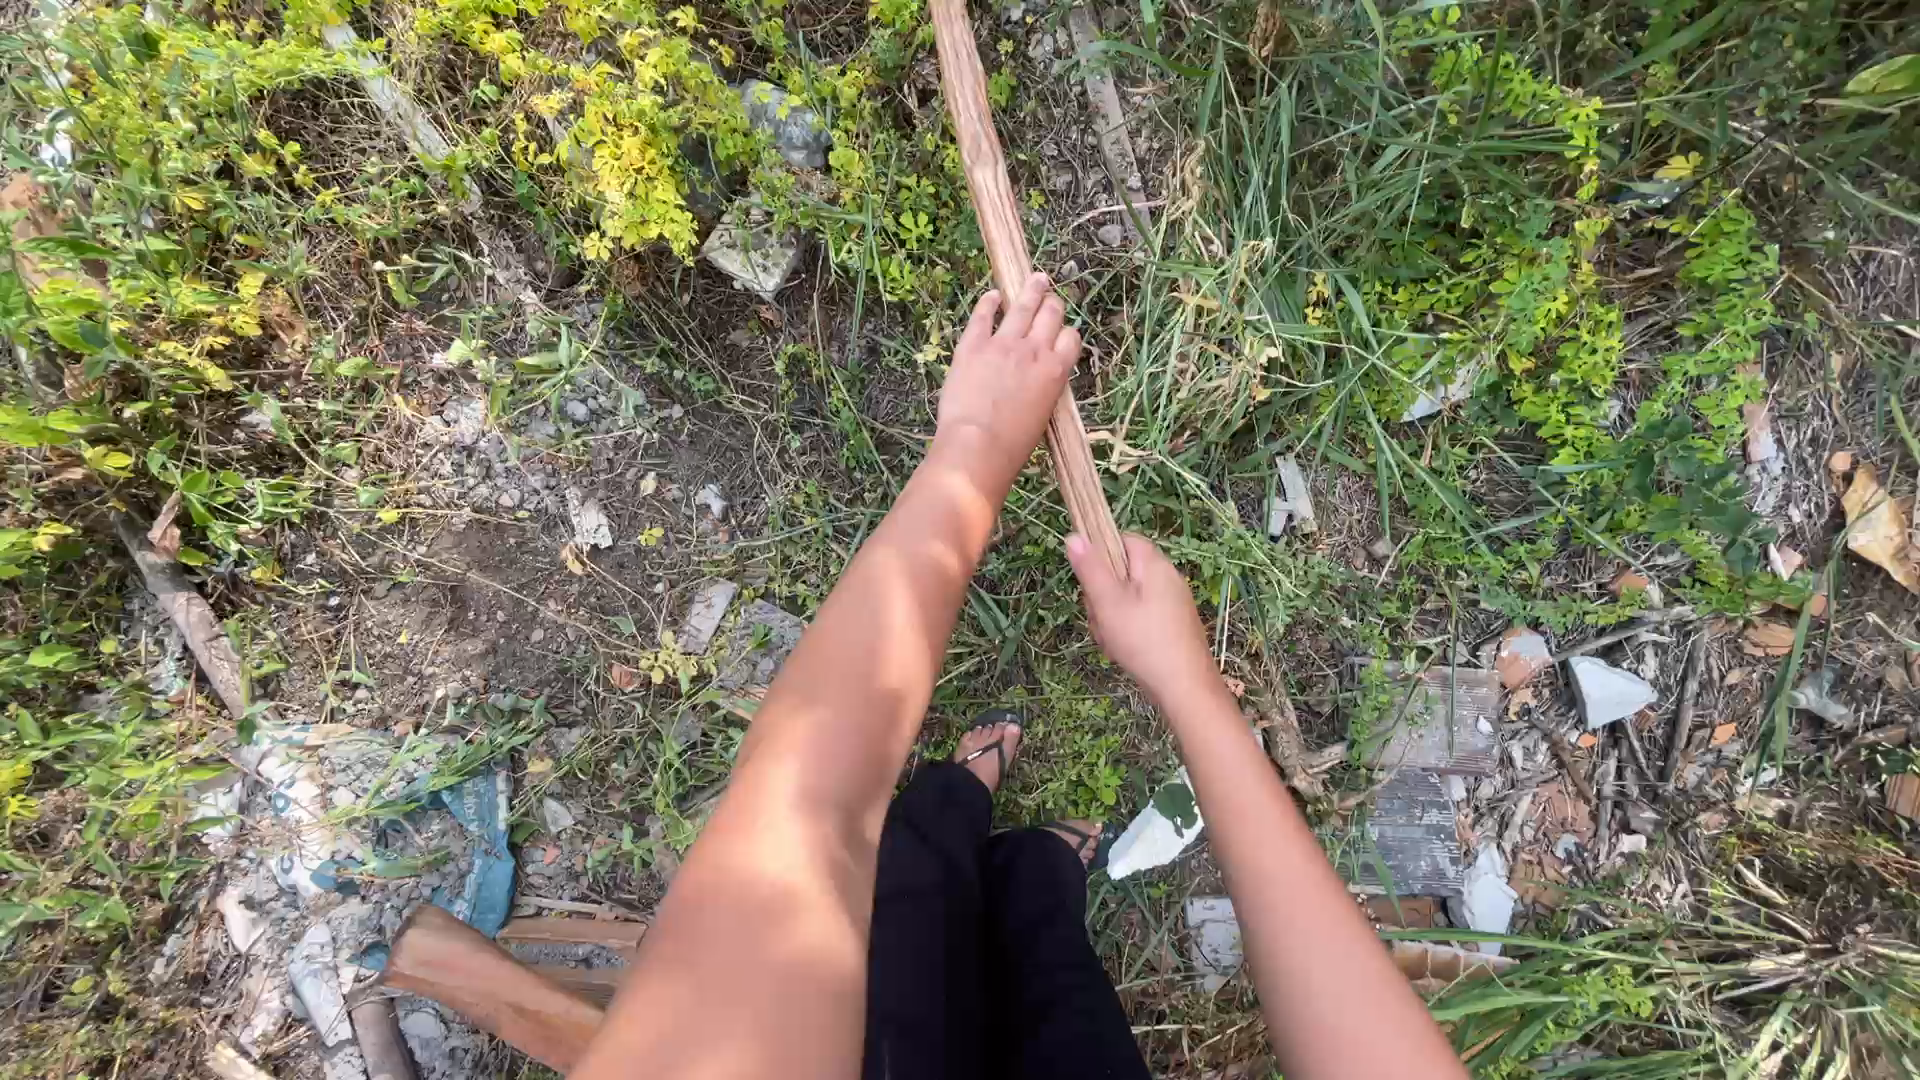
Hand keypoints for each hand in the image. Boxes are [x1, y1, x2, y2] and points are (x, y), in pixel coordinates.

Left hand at [934, 273, 1080, 475]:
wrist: (977, 447)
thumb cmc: (1012, 447)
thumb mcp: (1041, 418)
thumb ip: (1043, 391)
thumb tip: (1039, 383)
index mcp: (1056, 372)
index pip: (1071, 337)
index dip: (1066, 332)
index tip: (1062, 332)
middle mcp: (1034, 351)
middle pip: (1051, 314)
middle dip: (1052, 305)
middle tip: (1050, 299)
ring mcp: (1003, 344)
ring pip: (1023, 305)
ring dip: (1031, 289)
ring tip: (1036, 279)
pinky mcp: (973, 345)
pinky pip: (983, 315)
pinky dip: (989, 302)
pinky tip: (993, 296)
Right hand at [1065, 533, 1217, 700]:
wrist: (1185, 688)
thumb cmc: (1143, 641)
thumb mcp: (1108, 602)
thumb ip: (1090, 568)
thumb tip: (1075, 536)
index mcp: (1154, 564)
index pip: (1122, 539)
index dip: (1100, 554)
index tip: (1088, 580)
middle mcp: (1167, 577)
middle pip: (1122, 571)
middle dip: (1102, 594)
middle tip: (1100, 617)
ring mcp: (1172, 602)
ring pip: (1127, 598)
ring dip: (1111, 616)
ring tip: (1111, 639)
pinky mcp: (1173, 624)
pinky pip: (1140, 616)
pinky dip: (1126, 629)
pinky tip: (1123, 650)